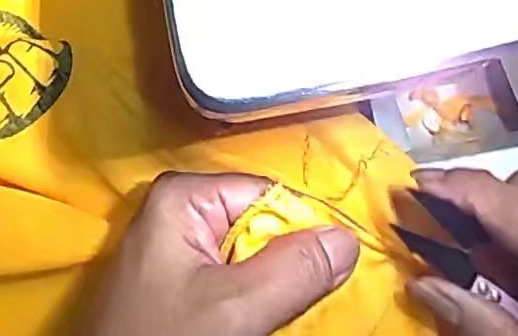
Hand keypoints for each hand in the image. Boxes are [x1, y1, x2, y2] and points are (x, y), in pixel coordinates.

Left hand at [84, 171, 359, 335]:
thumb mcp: (233, 310)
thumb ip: (292, 271)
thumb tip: (346, 238)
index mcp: (184, 195)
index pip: (265, 194)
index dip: (301, 230)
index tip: (329, 269)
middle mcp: (177, 209)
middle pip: (255, 225)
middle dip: (279, 264)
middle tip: (285, 305)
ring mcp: (171, 247)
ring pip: (243, 258)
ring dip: (264, 289)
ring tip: (257, 319)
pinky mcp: (170, 282)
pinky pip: (223, 279)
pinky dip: (242, 303)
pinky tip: (238, 325)